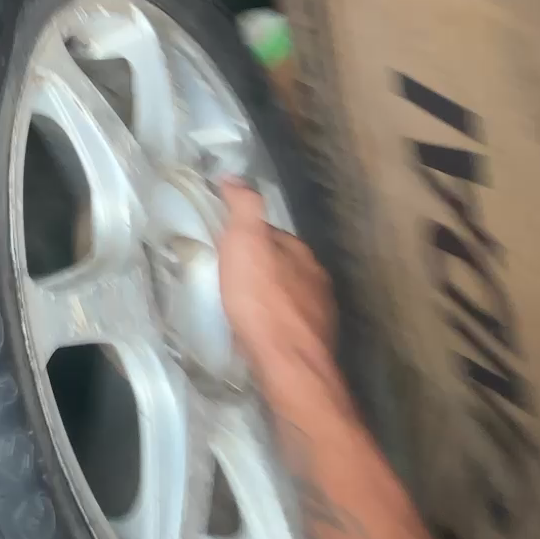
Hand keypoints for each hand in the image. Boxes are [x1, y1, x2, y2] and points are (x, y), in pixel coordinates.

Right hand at [217, 178, 335, 373]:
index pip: (270, 232)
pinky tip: (253, 322)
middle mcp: (317, 278)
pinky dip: (271, 314)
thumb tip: (234, 176)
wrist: (288, 362)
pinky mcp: (313, 339)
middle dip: (256, 262)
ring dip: (265, 289)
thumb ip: (243, 206)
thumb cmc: (261, 298)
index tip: (220, 240)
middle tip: (224, 268)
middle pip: (279, 261)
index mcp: (301, 252)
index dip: (243, 233)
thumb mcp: (244, 241)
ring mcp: (319, 311)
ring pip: (285, 290)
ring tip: (235, 296)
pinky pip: (287, 316)